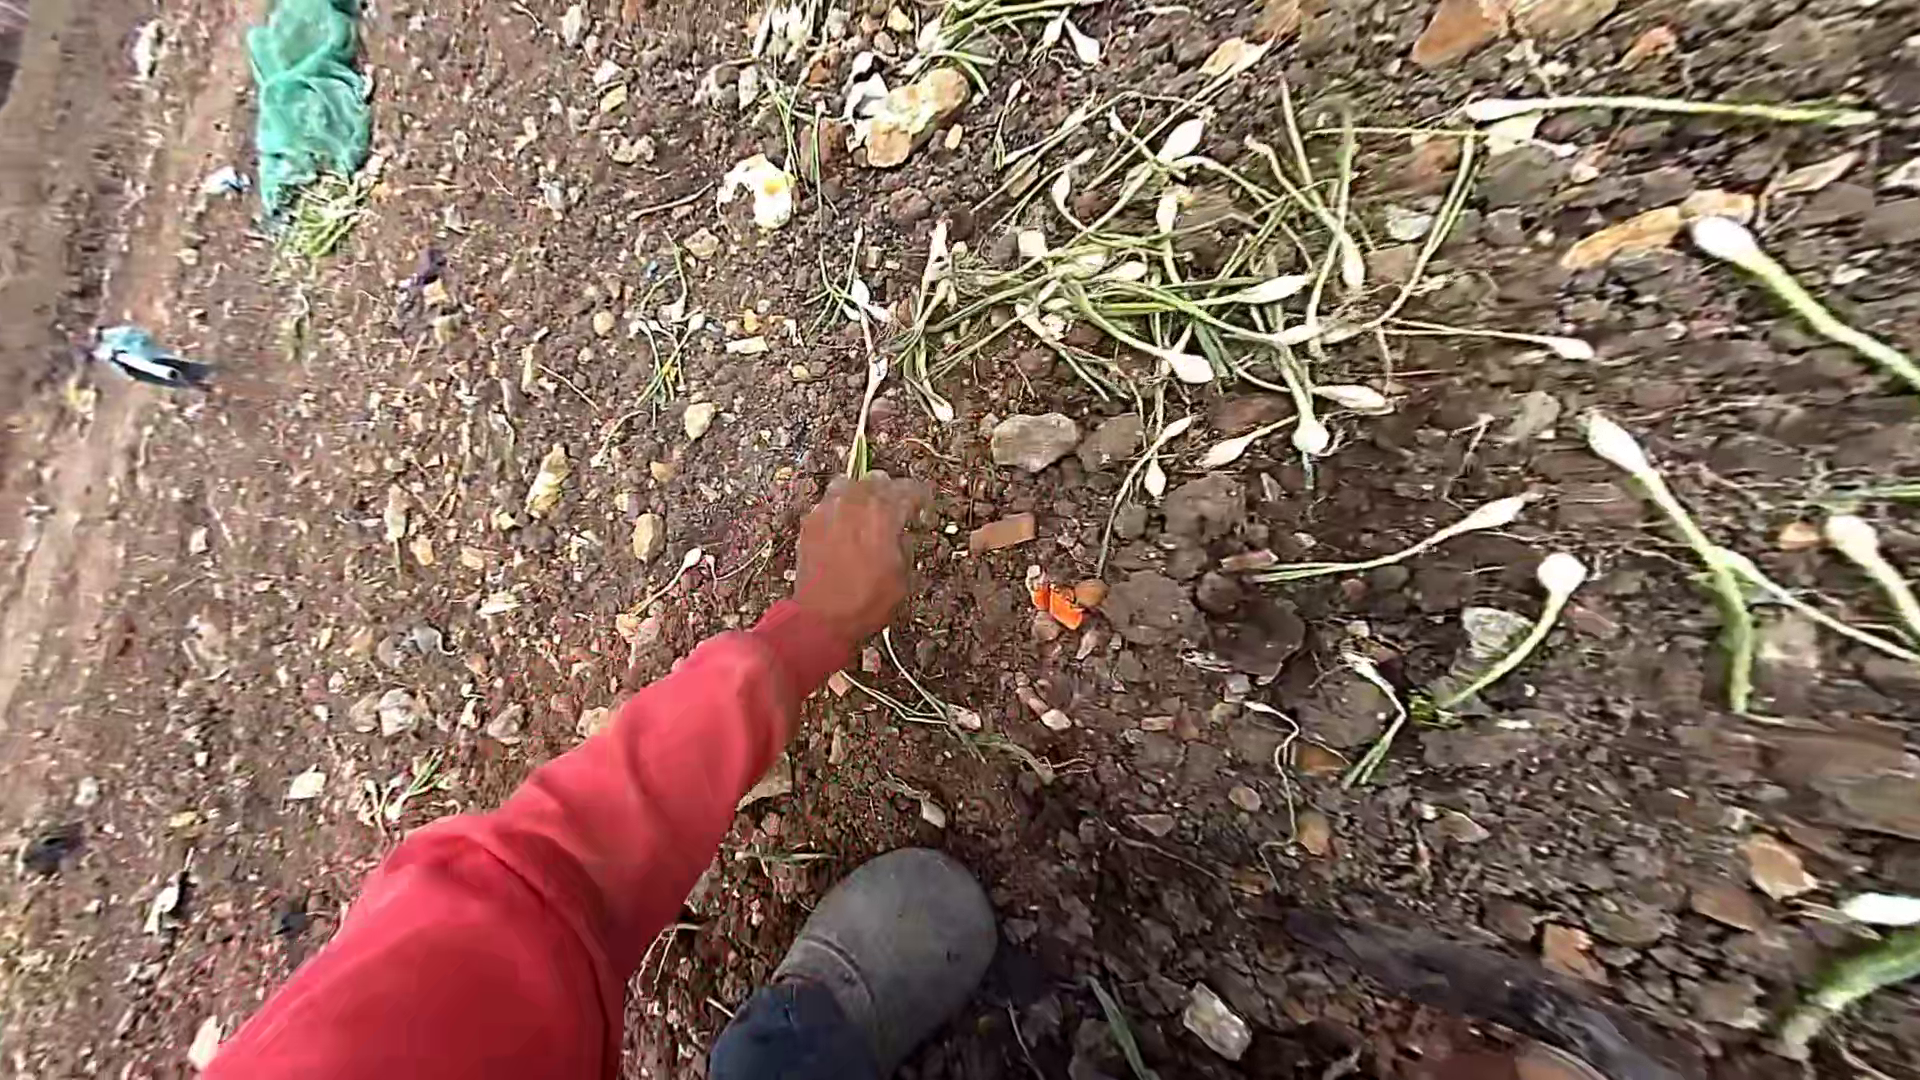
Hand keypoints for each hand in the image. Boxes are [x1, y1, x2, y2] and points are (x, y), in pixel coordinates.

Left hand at [793, 473, 928, 644]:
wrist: (822, 618)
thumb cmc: (866, 602)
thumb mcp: (903, 576)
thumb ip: (905, 544)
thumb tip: (901, 533)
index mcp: (883, 514)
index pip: (908, 489)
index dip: (920, 497)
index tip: (923, 507)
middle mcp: (854, 505)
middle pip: (876, 479)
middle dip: (890, 491)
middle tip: (896, 507)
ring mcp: (828, 511)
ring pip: (848, 483)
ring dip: (861, 493)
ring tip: (866, 511)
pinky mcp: (809, 523)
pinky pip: (827, 503)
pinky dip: (839, 508)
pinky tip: (844, 525)